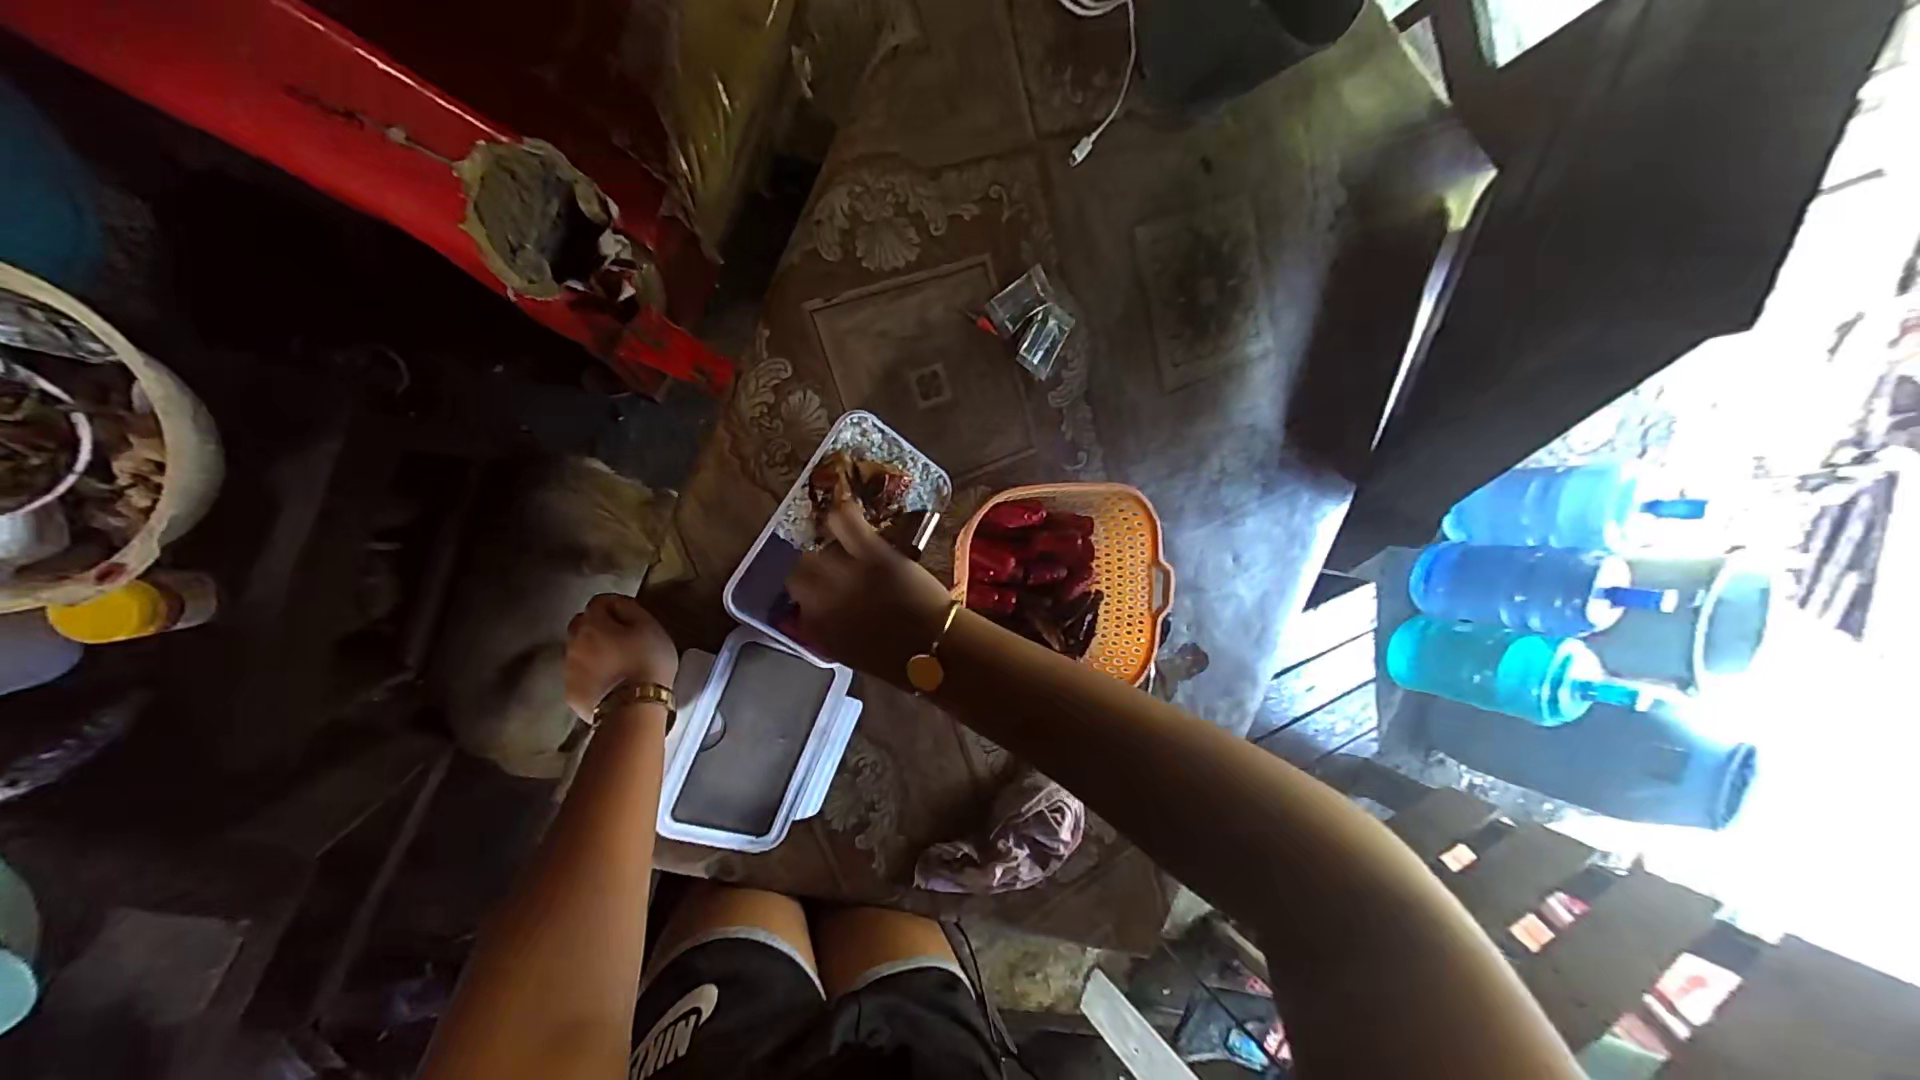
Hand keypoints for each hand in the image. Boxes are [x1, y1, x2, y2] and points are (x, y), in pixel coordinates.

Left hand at [563, 594, 678, 720]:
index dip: (615, 605)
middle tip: (620, 637)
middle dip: (596, 626)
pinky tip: (608, 681)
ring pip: (577, 650)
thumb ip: (630, 608)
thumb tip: (616, 603)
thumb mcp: (650, 627)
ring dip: (592, 650)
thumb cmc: (647, 662)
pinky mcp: (570, 692)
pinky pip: (579, 674)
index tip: (631, 615)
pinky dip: (590, 673)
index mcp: (593, 624)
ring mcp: (568, 669)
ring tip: (615, 662)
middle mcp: (573, 642)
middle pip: (580, 624)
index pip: (597, 601)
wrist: (632, 710)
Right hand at [786, 482, 955, 683]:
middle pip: (799, 575)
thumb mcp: (855, 655)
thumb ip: (832, 635)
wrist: (938, 648)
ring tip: (838, 549)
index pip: (798, 609)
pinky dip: (843, 514)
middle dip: (810, 574)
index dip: (809, 601)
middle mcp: (824, 601)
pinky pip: (847, 524)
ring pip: (815, 553)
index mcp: (820, 631)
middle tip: (829, 573)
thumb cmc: (902, 661)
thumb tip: (823, 618)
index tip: (820, 600)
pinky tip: (843, 510)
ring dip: (824, 552)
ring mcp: (847, 575)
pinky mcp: (873, 554)